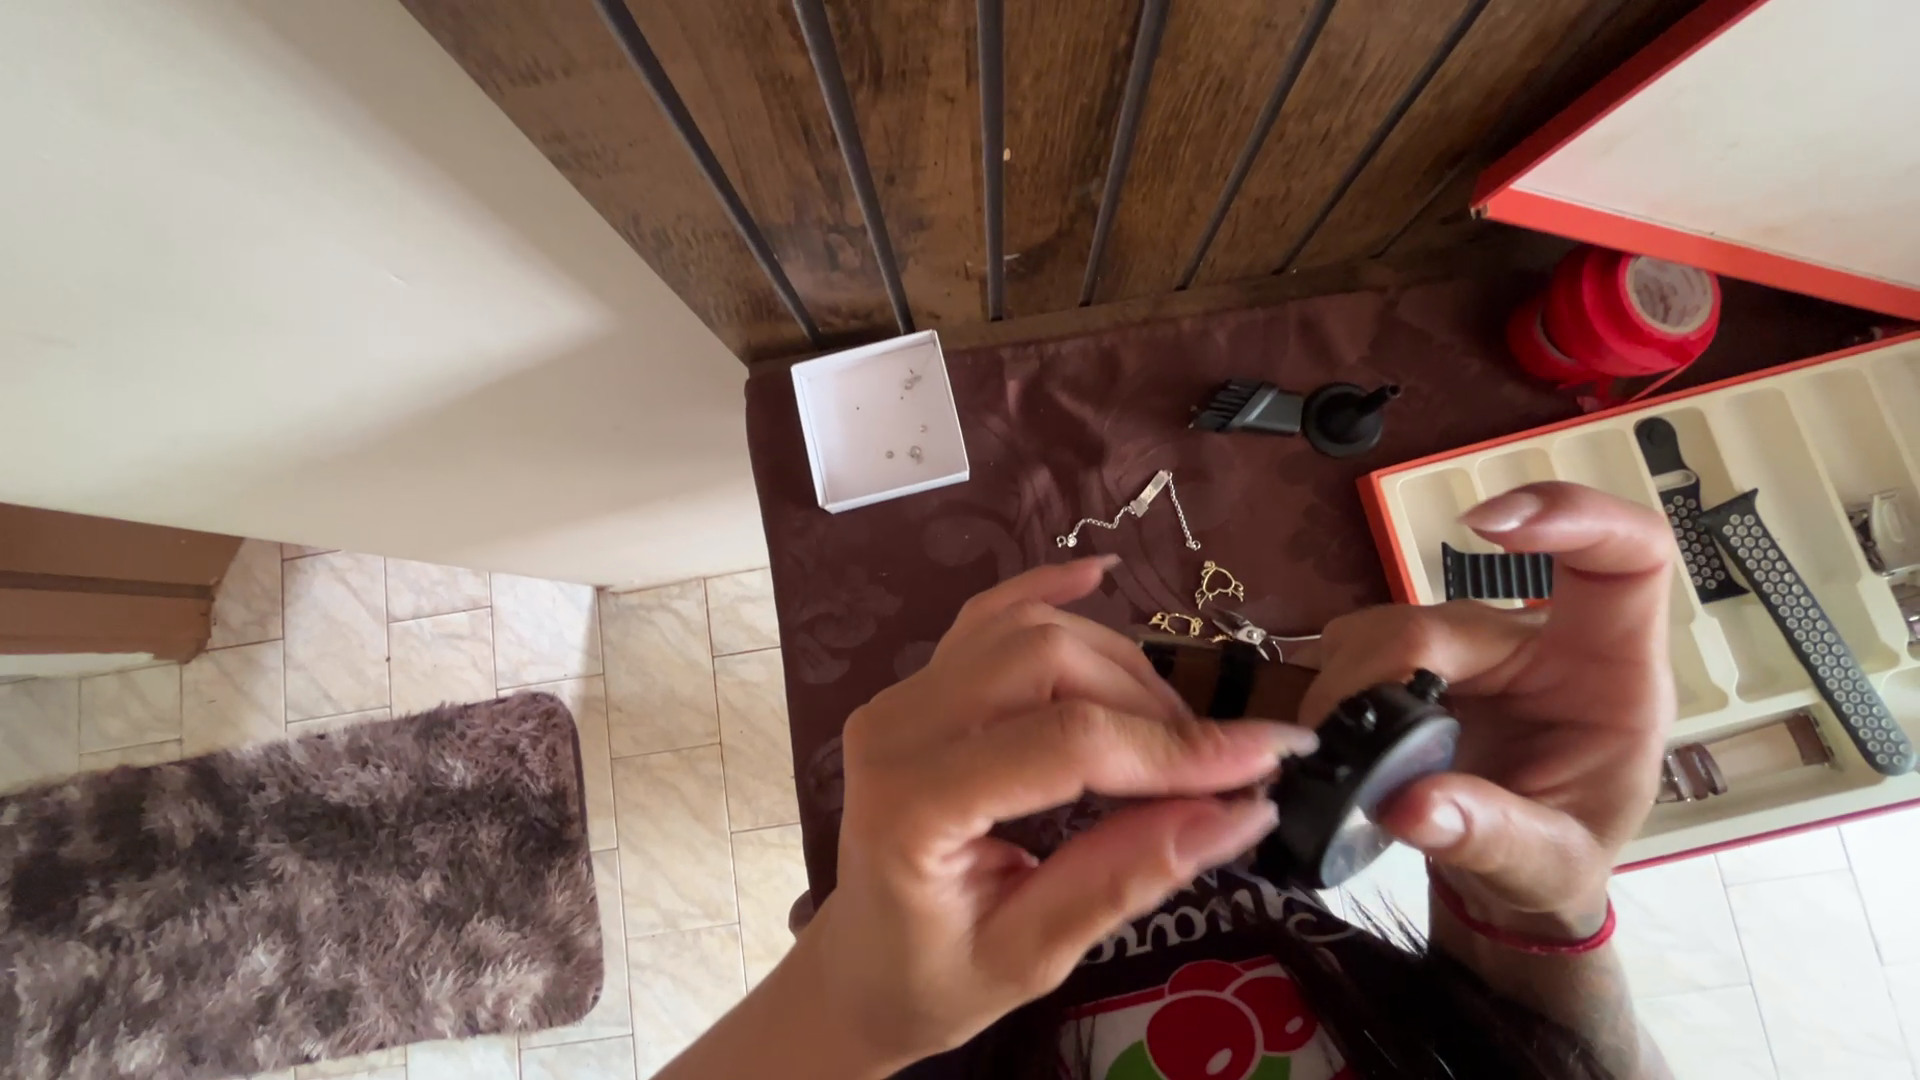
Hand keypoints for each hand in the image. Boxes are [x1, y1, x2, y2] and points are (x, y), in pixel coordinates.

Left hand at [801, 557, 1316, 1072]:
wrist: (859, 963)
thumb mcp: (1033, 956)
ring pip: (1028, 629)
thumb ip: (1127, 875)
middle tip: (1211, 763)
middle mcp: (897, 724)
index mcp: (913, 803)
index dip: (1172, 748)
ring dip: (1116, 662)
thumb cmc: (934, 979)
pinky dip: (1046, 591)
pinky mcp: (919, 685)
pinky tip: (1096, 575)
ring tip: (1169, 728)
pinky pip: (987, 616)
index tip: (1268, 758)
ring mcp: (902, 693)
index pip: (1063, 743)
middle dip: (1146, 703)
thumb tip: (1240, 813)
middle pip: (1046, 659)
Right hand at [1296, 482, 1674, 933]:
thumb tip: (1408, 806)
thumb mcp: (1548, 869)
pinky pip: (1356, 641)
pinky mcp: (1408, 653)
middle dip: (1378, 674)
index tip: (1484, 526)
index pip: (1622, 560)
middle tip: (1339, 739)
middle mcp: (1531, 643)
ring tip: (1341, 744)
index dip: (1570, 517)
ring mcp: (1464, 644)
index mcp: (1604, 674)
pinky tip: (1340, 722)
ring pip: (1385, 626)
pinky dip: (1335, 681)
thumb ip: (1491, 838)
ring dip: (1349, 683)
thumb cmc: (1552, 864)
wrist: (1501, 874)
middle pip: (1441, 618)